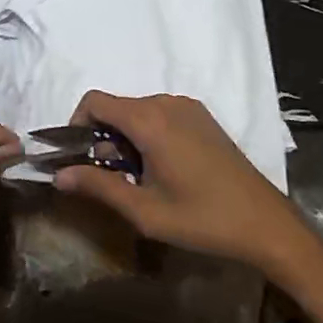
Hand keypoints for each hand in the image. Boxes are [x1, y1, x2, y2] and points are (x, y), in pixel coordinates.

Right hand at [52, 92, 322, 283]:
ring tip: (137, 179)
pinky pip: (160, 114)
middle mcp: (166, 102)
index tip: (77, 158)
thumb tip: (59, 175)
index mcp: (150, 120)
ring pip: (138, 111)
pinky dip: (148, 134)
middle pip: (116, 107)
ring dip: (125, 138)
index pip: (95, 101)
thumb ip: (99, 187)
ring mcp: (187, 107)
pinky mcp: (202, 116)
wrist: (263, 221)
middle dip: (102, 138)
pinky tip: (161, 170)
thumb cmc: (201, 218)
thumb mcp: (144, 211)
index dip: (76, 124)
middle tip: (108, 179)